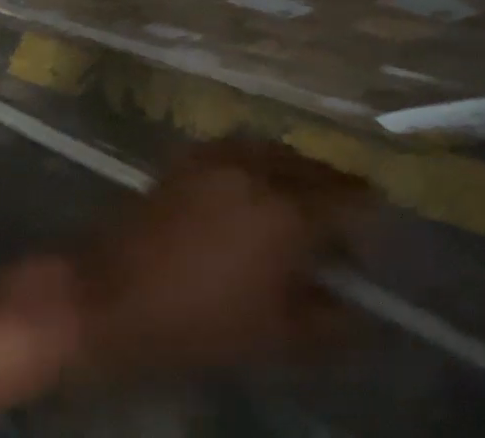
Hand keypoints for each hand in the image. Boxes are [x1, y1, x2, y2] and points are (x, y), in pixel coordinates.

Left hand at [67, 141, 373, 374]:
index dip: (369, 219)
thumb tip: (357, 306)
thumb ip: (332, 320)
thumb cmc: (201, 321)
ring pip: (272, 151)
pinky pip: (234, 149)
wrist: (111, 294)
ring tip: (302, 199)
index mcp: (287, 211)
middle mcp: (253, 171)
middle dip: (336, 189)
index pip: (350, 200)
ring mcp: (211, 159)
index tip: (372, 240)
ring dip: (296, 169)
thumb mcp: (281, 336)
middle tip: (344, 219)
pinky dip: (256, 160)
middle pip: (312, 167)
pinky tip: (253, 187)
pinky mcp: (180, 161)